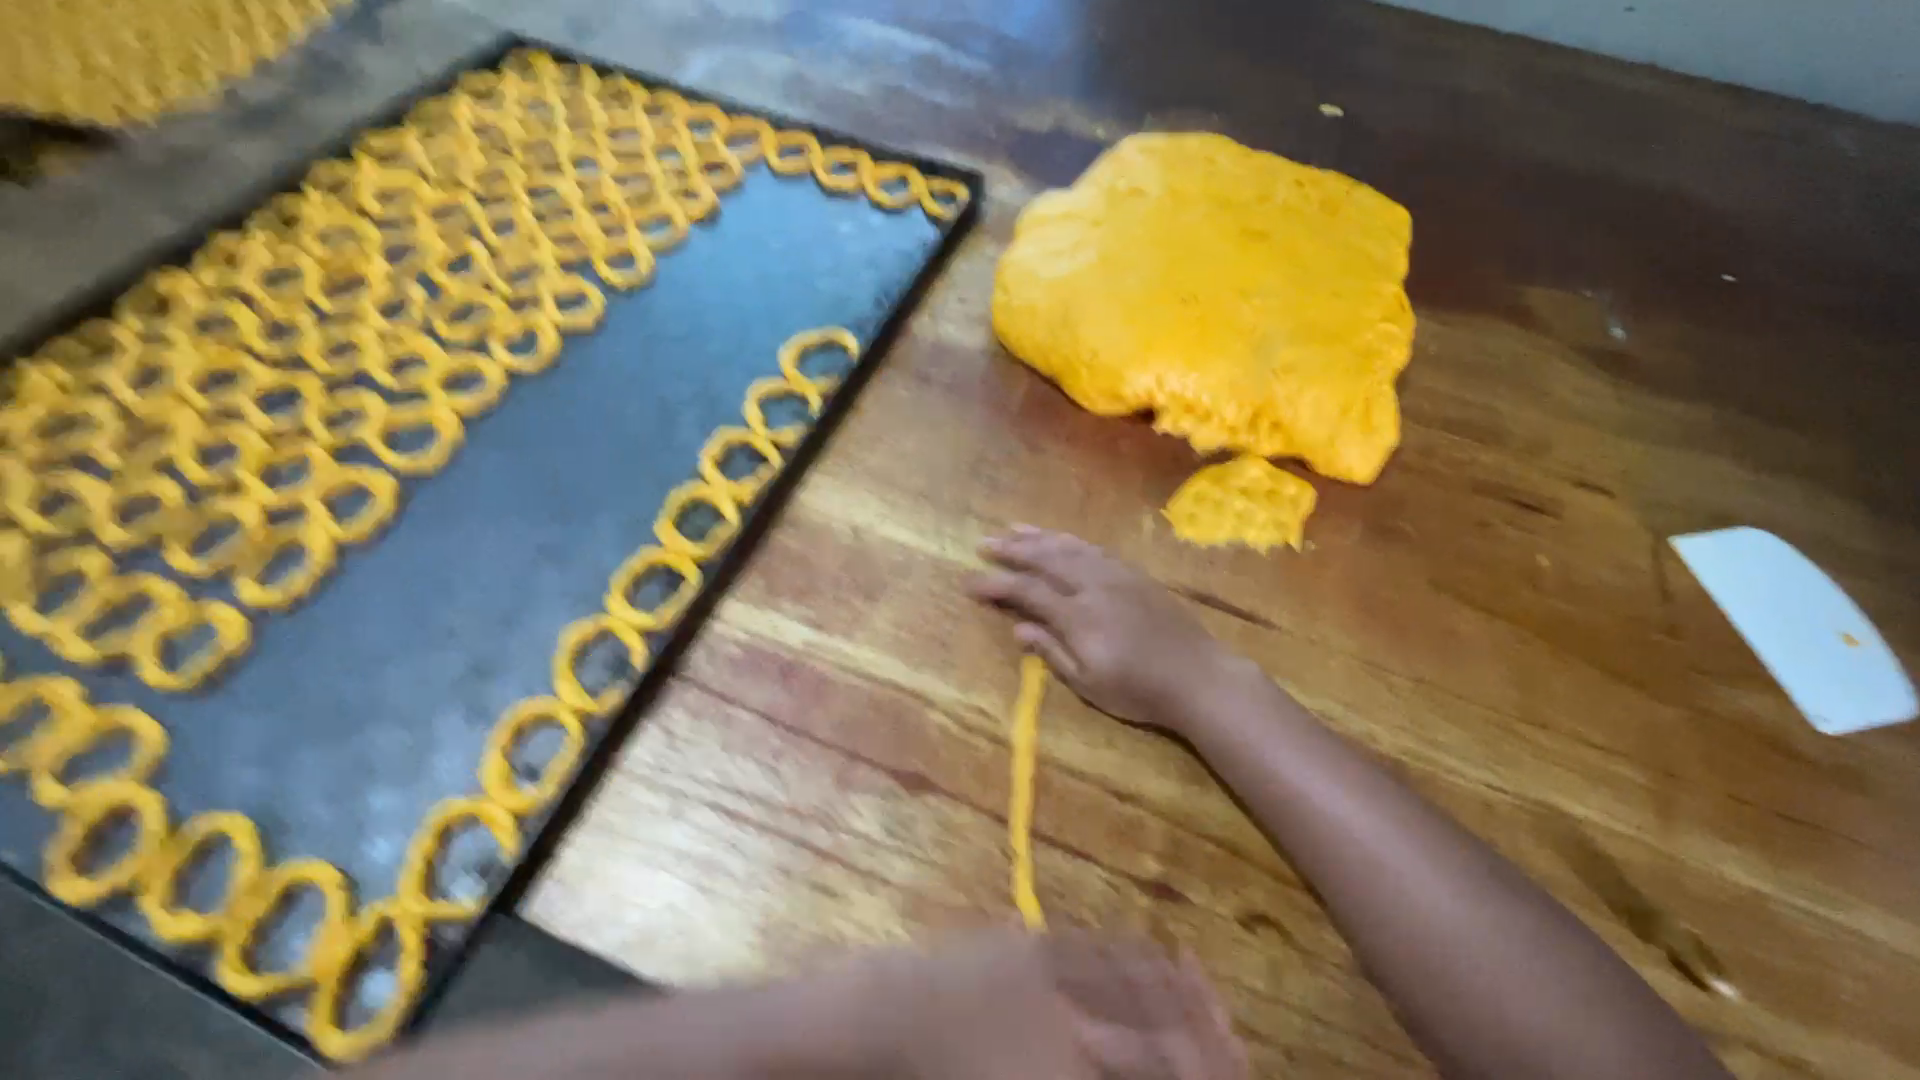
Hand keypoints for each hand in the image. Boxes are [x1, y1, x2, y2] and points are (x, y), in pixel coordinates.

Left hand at [838, 926, 1245, 1079]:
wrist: (891, 1016)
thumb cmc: (946, 1078)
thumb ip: (1092, 1077)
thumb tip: (1141, 1066)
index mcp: (1072, 1070)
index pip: (1160, 1071)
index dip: (1201, 1072)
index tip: (1232, 1071)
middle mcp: (1079, 1020)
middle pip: (1163, 1034)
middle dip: (1209, 1046)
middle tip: (1241, 1053)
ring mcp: (1060, 972)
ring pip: (1142, 981)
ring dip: (1189, 997)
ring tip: (1222, 1010)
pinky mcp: (1040, 938)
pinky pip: (1107, 945)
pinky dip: (1146, 955)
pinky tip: (1169, 957)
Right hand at [968, 526, 1249, 731]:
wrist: (1199, 676)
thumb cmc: (1139, 691)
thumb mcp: (1089, 683)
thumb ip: (1052, 652)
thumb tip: (1018, 628)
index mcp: (1078, 615)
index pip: (1027, 591)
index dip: (996, 584)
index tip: (968, 581)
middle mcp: (1094, 586)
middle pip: (1046, 559)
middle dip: (1012, 550)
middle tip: (984, 543)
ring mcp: (1117, 576)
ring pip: (1070, 547)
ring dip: (1038, 537)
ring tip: (1013, 529)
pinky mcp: (1135, 575)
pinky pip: (1094, 548)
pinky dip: (1070, 540)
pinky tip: (1060, 539)